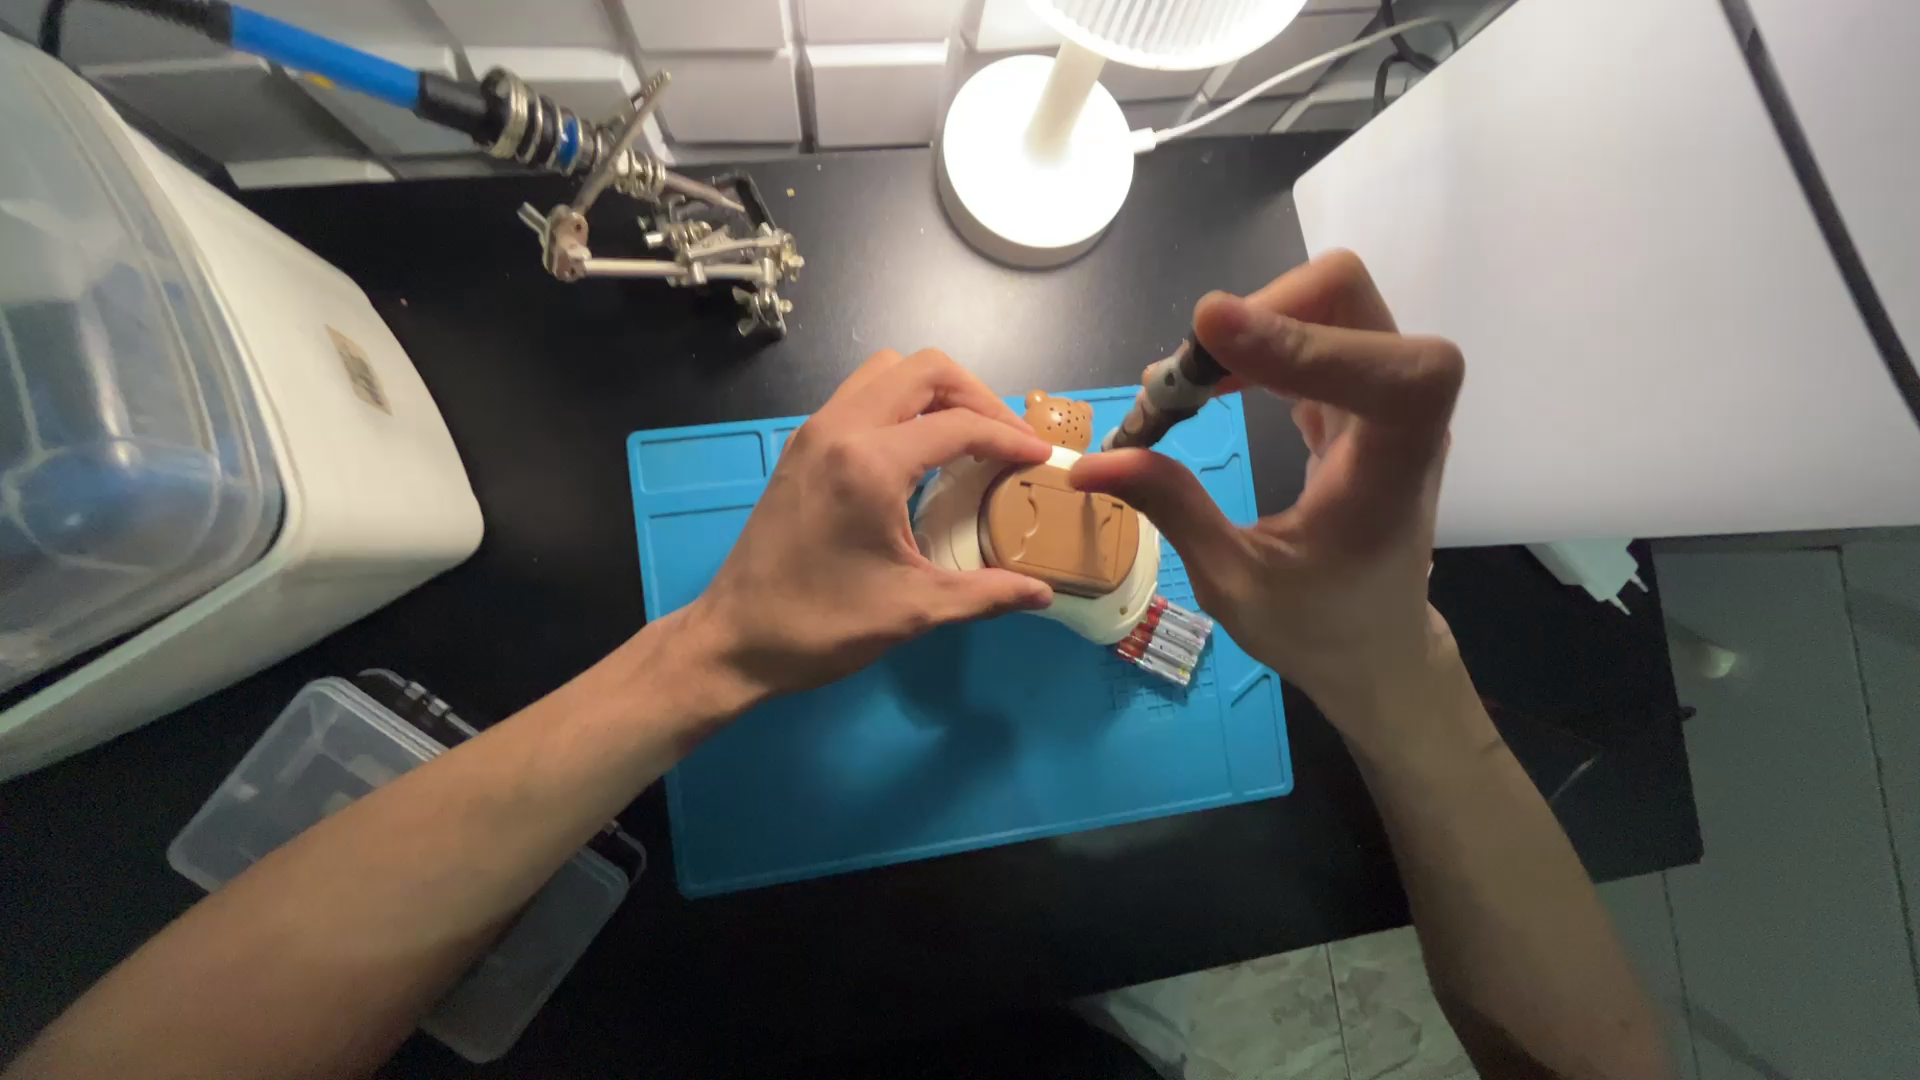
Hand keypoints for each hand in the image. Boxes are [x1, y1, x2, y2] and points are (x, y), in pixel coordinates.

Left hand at [686, 349, 1055, 701]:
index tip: (1041, 457)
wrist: (735, 638)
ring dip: (935, 391)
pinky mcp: (802, 445)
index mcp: (870, 463)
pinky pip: (862, 395)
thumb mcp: (914, 610)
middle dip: (977, 395)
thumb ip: (986, 594)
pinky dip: (901, 404)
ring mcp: (815, 431)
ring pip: (887, 371)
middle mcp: (840, 428)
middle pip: (924, 369)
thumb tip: (1043, 594)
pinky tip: (920, 451)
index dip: (1010, 437)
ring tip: (967, 434)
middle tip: (1006, 437)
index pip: (959, 424)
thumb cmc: (823, 625)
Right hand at [1070, 251, 1465, 746]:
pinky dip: (1252, 345)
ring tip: (1181, 387)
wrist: (1372, 644)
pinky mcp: (1355, 401)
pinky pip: (1310, 337)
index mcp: (1391, 475)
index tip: (1206, 336)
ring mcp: (1381, 402)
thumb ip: (1170, 507)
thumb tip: (1087, 464)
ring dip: (1248, 326)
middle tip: (1183, 373)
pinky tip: (1207, 388)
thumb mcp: (1230, 581)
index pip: (1393, 373)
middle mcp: (1403, 420)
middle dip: (1259, 312)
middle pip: (1352, 300)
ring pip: (1330, 306)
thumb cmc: (1313, 626)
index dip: (1303, 339)